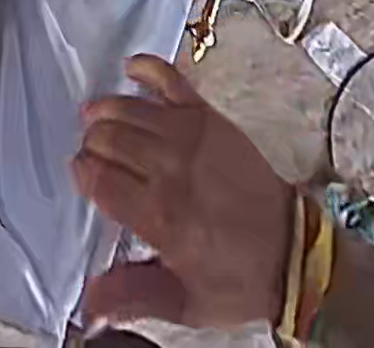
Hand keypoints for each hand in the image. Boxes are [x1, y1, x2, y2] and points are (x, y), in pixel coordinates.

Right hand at [72, 54, 294, 329]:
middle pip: (106, 139)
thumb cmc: (234, 277)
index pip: (98, 177)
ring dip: (103, 111)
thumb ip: (131, 296)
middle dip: (90, 144)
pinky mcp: (205, 115)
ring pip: (124, 108)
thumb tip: (86, 304)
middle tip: (94, 154)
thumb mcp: (182, 301)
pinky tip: (128, 71)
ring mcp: (188, 135)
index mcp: (162, 215)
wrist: (293, 250)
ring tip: (98, 119)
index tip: (83, 175)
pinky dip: (143, 68)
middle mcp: (171, 168)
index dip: (81, 172)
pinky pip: (166, 77)